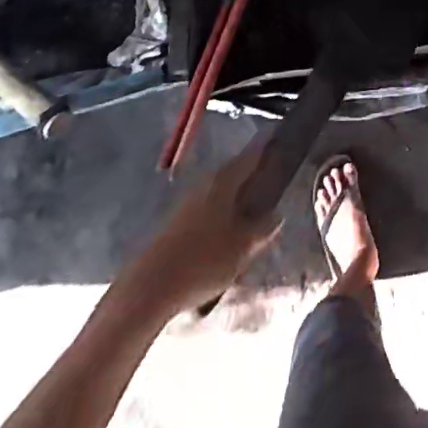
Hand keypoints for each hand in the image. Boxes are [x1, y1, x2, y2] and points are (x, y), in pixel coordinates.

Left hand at [125, 139, 282, 316]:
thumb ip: (265, 229)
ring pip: (220, 192)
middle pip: (233, 172)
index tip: (279, 138)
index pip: (250, 156)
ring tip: (255, 208)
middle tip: (271, 177)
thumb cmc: (203, 261)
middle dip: (251, 173)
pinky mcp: (176, 225)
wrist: (148, 290)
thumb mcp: (244, 248)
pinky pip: (208, 209)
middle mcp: (204, 186)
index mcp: (224, 183)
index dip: (266, 147)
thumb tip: (278, 215)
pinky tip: (230, 231)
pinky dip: (223, 212)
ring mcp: (187, 205)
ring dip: (236, 195)